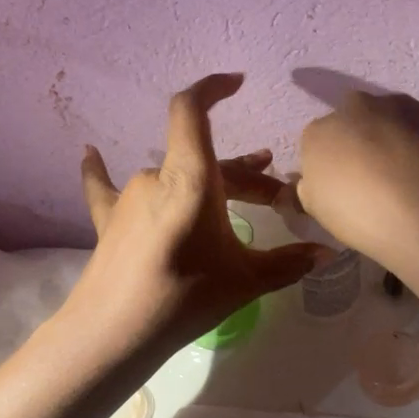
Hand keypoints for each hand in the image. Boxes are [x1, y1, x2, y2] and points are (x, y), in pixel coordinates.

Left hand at [67, 74, 327, 352]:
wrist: (114, 334)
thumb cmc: (187, 296)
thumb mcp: (247, 280)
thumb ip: (289, 262)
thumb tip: (328, 255)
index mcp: (192, 178)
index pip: (192, 111)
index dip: (213, 88)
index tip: (237, 83)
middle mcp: (158, 176)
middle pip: (205, 158)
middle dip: (246, 175)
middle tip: (277, 198)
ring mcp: (129, 197)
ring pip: (176, 177)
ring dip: (207, 184)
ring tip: (230, 201)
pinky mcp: (108, 220)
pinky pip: (107, 187)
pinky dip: (102, 169)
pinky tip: (89, 151)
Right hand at [295, 90, 418, 258]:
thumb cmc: (360, 212)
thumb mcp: (318, 210)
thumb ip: (309, 189)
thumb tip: (308, 181)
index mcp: (319, 130)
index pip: (318, 142)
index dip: (332, 165)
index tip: (345, 188)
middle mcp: (357, 106)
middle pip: (356, 122)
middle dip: (363, 142)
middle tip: (377, 179)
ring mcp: (401, 106)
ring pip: (393, 120)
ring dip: (397, 139)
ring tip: (411, 177)